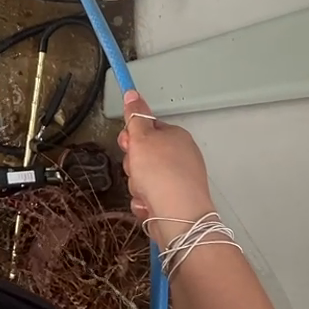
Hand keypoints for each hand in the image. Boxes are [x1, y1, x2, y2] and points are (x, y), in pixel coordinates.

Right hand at [118, 90, 215, 239]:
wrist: (177, 216)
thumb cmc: (158, 171)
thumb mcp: (141, 137)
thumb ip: (135, 115)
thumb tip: (133, 93)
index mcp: (177, 137)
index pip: (148, 129)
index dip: (133, 136)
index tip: (127, 143)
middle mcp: (181, 157)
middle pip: (145, 154)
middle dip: (134, 163)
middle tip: (135, 168)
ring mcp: (180, 181)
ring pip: (144, 177)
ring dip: (137, 184)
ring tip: (143, 190)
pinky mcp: (175, 202)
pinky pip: (150, 196)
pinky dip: (145, 201)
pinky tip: (147, 205)